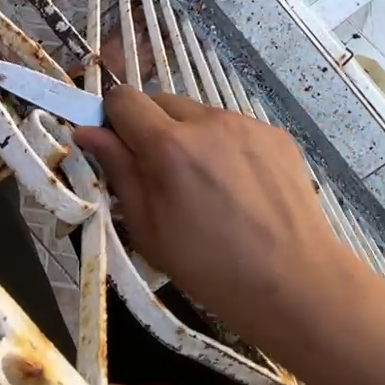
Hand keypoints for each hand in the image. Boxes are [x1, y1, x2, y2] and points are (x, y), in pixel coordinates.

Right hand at [73, 88, 354, 347]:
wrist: (298, 286)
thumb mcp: (149, 230)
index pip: (123, 99)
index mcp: (169, 145)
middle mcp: (206, 121)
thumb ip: (118, 172)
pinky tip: (241, 188)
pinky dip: (226, 147)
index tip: (119, 147)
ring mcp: (245, 123)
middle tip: (164, 175)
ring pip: (199, 114)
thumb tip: (87, 131)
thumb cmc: (211, 269)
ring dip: (191, 137)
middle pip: (161, 101)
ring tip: (209, 187)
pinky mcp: (274, 133)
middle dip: (153, 129)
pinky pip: (234, 128)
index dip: (114, 119)